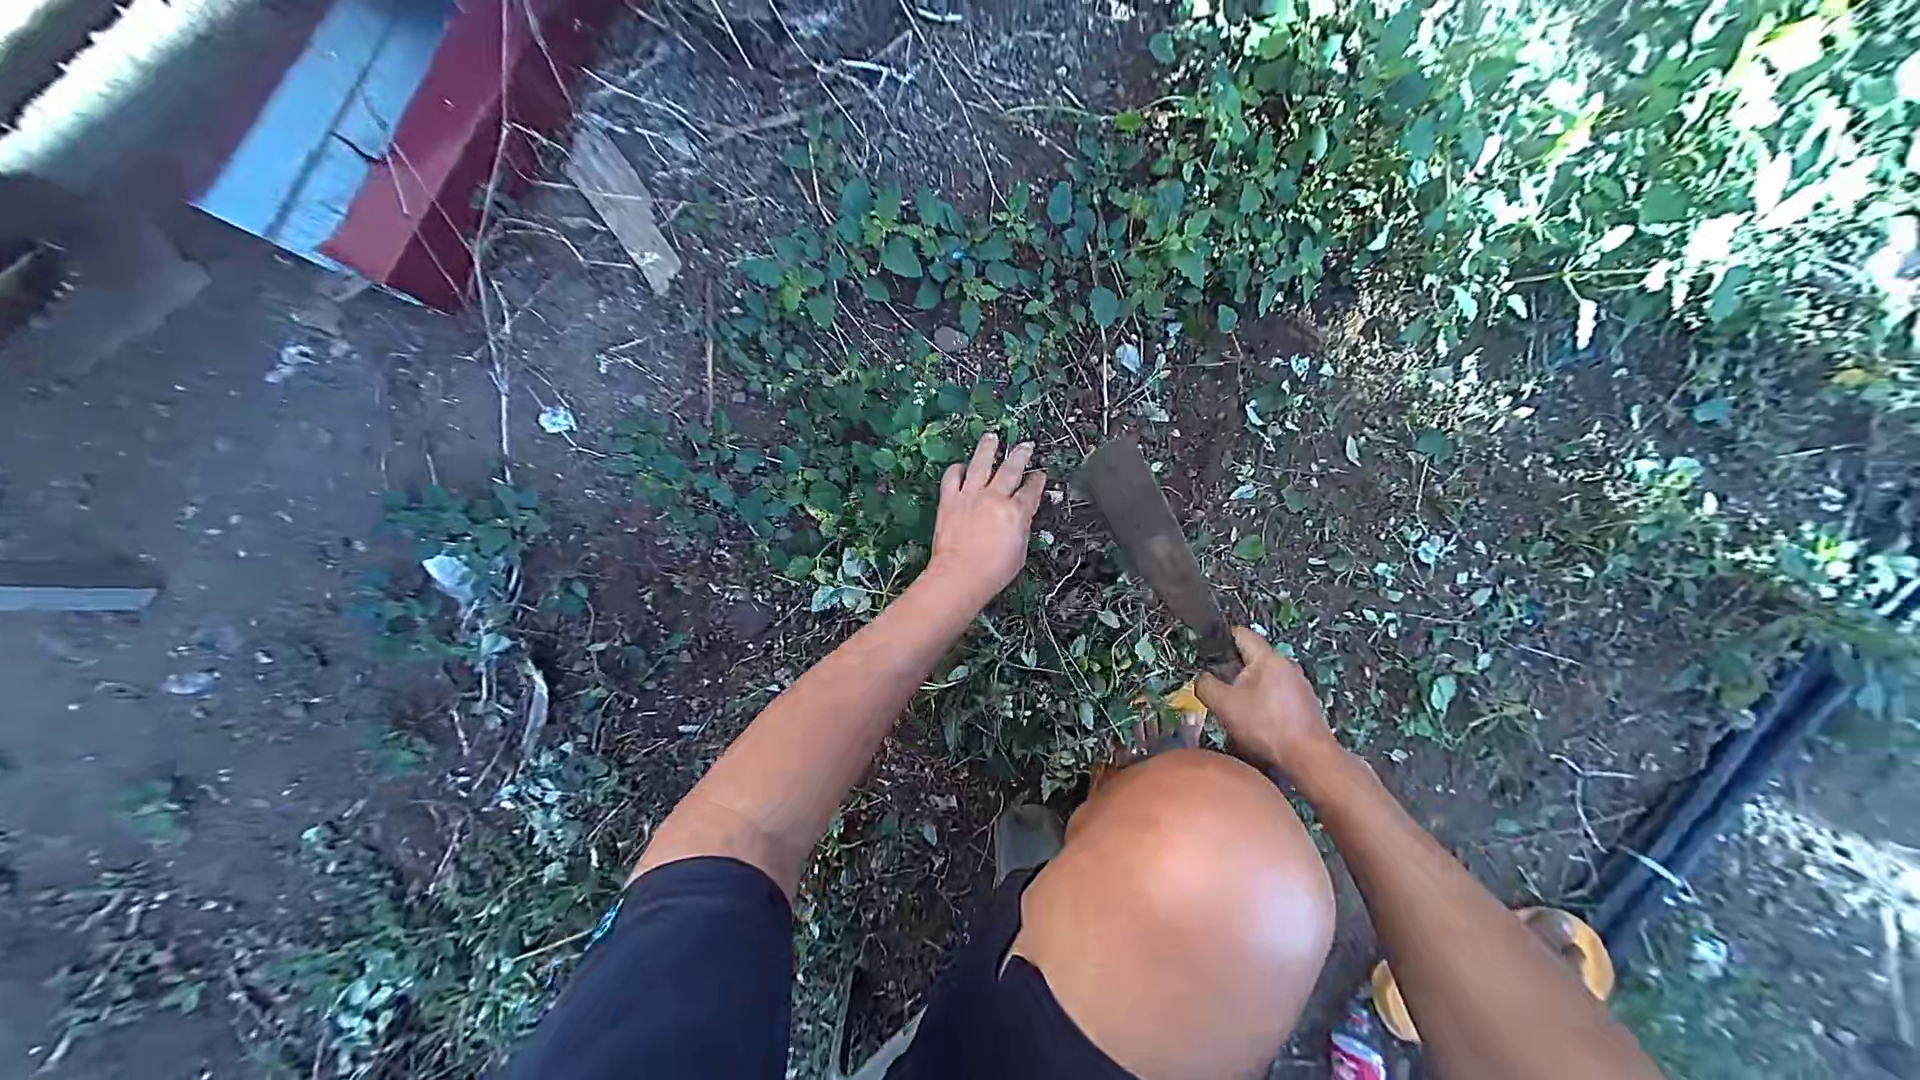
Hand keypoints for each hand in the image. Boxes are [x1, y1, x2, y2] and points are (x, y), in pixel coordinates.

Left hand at [925, 432, 1045, 606]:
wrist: (960, 575)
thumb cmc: (991, 571)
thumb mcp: (1020, 551)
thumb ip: (1021, 528)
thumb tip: (1020, 519)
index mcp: (1016, 512)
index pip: (1032, 489)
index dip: (1037, 481)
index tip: (1039, 476)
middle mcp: (994, 498)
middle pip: (1011, 468)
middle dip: (1020, 455)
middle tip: (1025, 446)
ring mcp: (970, 496)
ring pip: (981, 463)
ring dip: (988, 448)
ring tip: (992, 437)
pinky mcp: (950, 500)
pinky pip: (952, 476)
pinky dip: (957, 469)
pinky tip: (961, 465)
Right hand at [1195, 627, 1342, 774]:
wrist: (1309, 757)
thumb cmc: (1265, 725)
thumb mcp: (1224, 704)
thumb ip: (1205, 685)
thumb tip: (1203, 678)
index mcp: (1268, 657)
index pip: (1241, 634)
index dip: (1220, 640)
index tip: (1206, 656)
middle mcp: (1286, 664)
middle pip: (1252, 657)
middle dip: (1231, 669)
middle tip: (1216, 687)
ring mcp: (1299, 684)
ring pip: (1264, 676)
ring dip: (1246, 687)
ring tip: (1234, 707)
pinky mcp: (1305, 703)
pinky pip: (1276, 692)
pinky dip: (1262, 701)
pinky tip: (1256, 721)